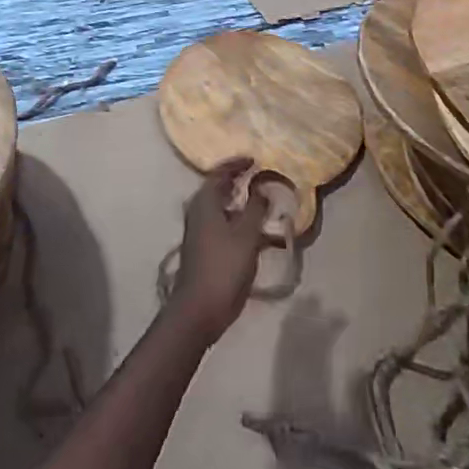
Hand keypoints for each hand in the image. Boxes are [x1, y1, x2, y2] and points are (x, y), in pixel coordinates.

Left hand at [167, 157, 270, 344]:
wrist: (201, 308)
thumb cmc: (223, 265)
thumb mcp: (246, 234)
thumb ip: (256, 208)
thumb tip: (261, 189)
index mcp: (205, 202)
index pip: (219, 173)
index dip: (236, 164)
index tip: (255, 160)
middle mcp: (200, 212)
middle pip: (220, 189)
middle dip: (240, 182)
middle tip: (263, 178)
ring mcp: (202, 232)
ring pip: (225, 210)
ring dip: (244, 205)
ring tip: (267, 204)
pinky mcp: (208, 250)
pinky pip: (228, 227)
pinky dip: (243, 224)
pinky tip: (263, 234)